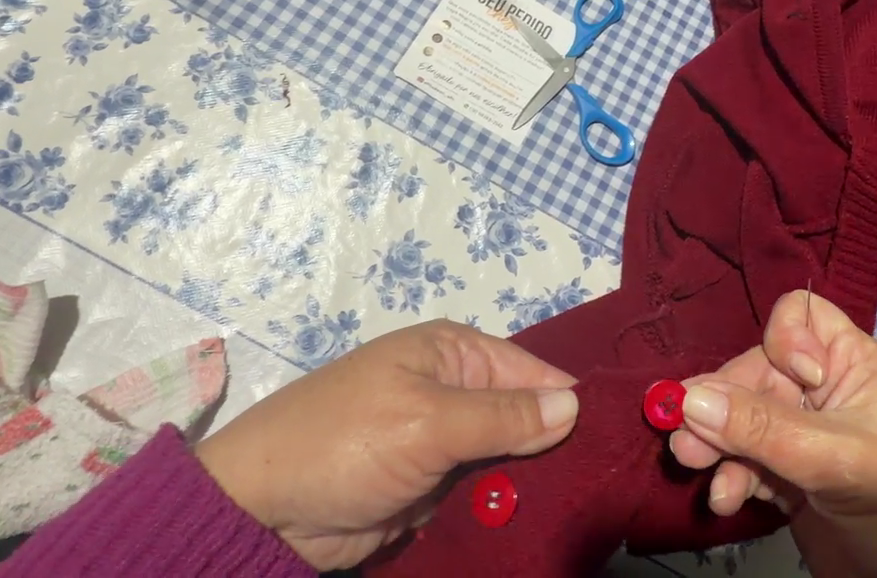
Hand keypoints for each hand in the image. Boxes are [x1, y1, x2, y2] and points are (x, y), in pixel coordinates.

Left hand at [194, 319, 578, 570]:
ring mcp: (442, 441)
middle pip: (523, 416)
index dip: (570, 401)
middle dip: (553, 448)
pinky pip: (480, 493)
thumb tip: (574, 405)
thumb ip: (502, 416)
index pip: (531, 371)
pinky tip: (534, 524)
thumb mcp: (428, 421)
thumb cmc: (347, 439)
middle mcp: (453, 389)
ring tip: (575, 507)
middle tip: (600, 481)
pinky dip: (500, 508)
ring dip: (528, 484)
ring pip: (506, 459)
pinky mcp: (430, 487)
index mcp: (454, 352)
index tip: (614, 437)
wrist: (262, 508)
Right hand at [667, 290, 876, 577]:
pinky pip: (748, 462)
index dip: (782, 339)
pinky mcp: (792, 477)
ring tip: (689, 464)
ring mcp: (805, 435)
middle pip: (757, 374)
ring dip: (716, 442)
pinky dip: (731, 477)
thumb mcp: (838, 461)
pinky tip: (723, 499)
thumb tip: (689, 398)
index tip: (784, 376)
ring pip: (745, 420)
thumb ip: (764, 429)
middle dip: (722, 402)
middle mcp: (823, 390)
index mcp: (851, 363)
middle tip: (680, 430)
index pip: (802, 318)